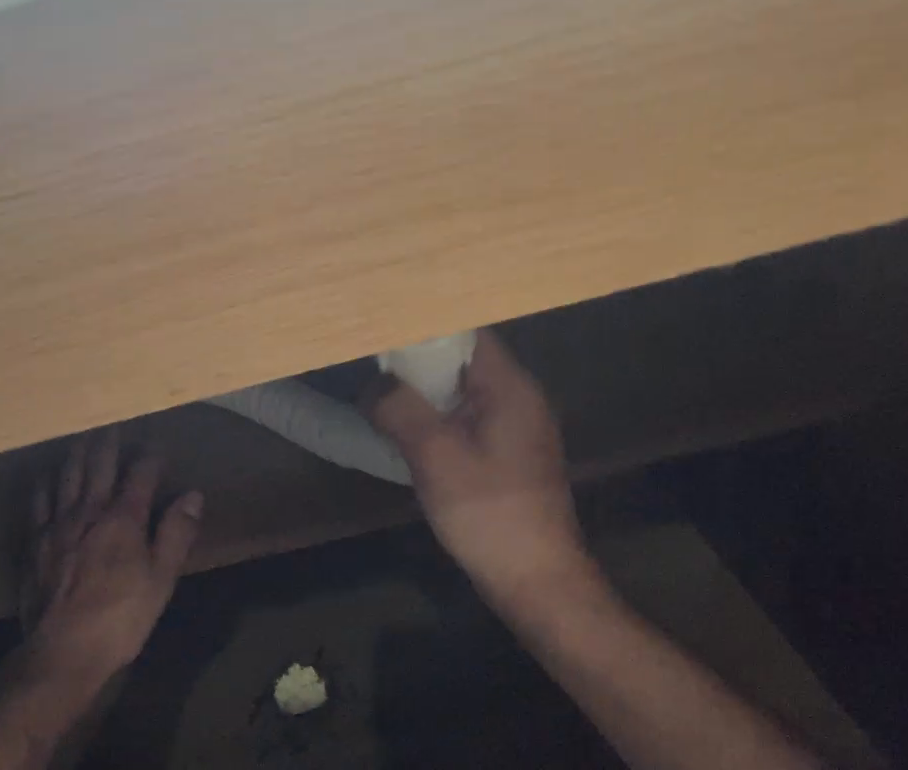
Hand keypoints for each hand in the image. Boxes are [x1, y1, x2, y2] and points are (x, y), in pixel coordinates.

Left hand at [21, 432, 204, 686]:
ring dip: (78, 452)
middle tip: (114, 420)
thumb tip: (193, 494)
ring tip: (83, 435)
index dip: (151, 455)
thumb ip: (176, 533)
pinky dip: (46, 481)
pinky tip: (48, 474)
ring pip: (68, 475)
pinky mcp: (35, 539)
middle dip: (110, 441)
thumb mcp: (161, 580)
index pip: (141, 474)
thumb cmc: (121, 617)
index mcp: (124, 518)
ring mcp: (59, 522)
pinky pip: (40, 500)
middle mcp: (90, 509)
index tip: (158, 442)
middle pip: (100, 464)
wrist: (63, 648)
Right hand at [367, 330, 590, 599]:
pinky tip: (407, 429)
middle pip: (461, 358)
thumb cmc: (488, 512)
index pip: (466, 332)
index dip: (423, 326)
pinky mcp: (508, 453)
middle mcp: (520, 397)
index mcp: (510, 387)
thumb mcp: (434, 454)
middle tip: (371, 359)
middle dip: (416, 358)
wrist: (537, 582)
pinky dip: (436, 414)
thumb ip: (399, 407)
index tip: (382, 327)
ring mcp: (516, 426)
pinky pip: (466, 415)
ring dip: (423, 390)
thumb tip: (375, 385)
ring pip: (461, 388)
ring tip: (381, 389)